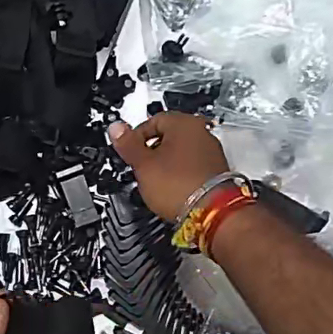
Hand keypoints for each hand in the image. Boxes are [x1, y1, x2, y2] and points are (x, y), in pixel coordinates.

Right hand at [107, 113, 229, 221]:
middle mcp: (202, 133)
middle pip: (167, 136)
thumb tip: (116, 129)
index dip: (136, 137)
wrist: (212, 213)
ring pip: (180, 152)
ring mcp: (211, 152)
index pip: (152, 120)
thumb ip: (128, 144)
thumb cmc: (181, 186)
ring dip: (166, 164)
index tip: (129, 151)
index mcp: (183, 123)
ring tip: (157, 182)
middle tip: (141, 168)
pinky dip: (180, 175)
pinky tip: (173, 189)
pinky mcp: (216, 171)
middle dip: (151, 152)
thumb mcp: (143, 165)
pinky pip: (192, 167)